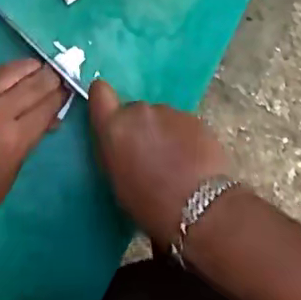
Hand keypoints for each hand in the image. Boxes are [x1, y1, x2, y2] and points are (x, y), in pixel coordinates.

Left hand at [0, 59, 66, 238]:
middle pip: (32, 84)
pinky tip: (15, 73)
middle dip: (51, 78)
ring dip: (30, 69)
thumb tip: (52, 115)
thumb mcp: (14, 170)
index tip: (71, 88)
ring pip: (10, 71)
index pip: (46, 105)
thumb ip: (32, 137)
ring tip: (41, 69)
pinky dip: (6, 71)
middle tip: (62, 75)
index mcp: (12, 139)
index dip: (62, 95)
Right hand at [86, 80, 231, 248]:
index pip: (100, 92)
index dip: (103, 99)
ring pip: (160, 118)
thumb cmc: (150, 204)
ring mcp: (169, 112)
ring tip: (174, 162)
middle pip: (133, 111)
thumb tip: (121, 143)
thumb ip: (114, 151)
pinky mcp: (195, 118)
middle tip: (148, 156)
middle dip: (139, 128)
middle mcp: (139, 111)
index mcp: (115, 127)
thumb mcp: (117, 182)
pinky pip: (182, 125)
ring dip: (162, 133)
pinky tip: (192, 162)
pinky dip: (184, 138)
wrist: (201, 207)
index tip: (109, 113)